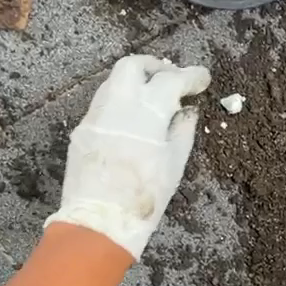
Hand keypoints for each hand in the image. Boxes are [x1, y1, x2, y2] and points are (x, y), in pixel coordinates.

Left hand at [47, 54, 209, 259]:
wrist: (100, 220)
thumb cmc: (145, 196)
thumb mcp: (174, 165)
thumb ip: (182, 131)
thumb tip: (187, 110)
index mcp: (146, 113)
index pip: (171, 80)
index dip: (190, 76)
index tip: (202, 78)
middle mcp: (117, 105)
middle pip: (133, 66)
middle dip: (154, 67)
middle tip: (171, 78)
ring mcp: (96, 115)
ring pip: (114, 82)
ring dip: (135, 82)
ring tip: (152, 96)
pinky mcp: (83, 130)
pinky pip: (104, 103)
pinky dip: (121, 101)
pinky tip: (132, 117)